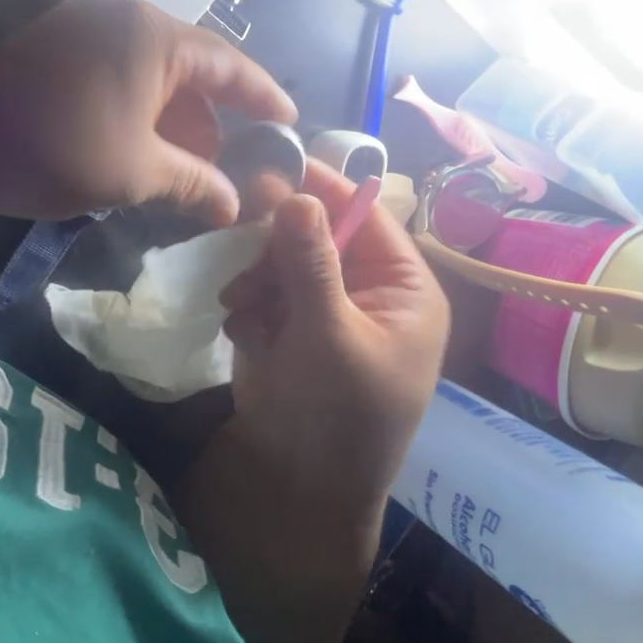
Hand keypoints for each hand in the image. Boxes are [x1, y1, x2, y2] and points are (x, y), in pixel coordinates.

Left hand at [0, 0, 295, 224]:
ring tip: (182, 163)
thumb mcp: (133, 174)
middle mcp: (122, 15)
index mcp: (152, 36)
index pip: (229, 64)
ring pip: (148, 69)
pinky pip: (113, 68)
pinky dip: (134, 103)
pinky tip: (138, 142)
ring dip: (169, 115)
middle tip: (226, 163)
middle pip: (188, 65)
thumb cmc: (54, 153)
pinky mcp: (54, 41)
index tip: (288, 125)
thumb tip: (234, 205)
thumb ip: (194, 182)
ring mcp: (83, 23)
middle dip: (209, 117)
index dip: (263, 97)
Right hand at [220, 161, 449, 514]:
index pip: (366, 216)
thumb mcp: (327, 334)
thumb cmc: (336, 411)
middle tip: (241, 250)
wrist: (298, 479)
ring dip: (254, 281)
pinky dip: (247, 308)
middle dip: (275, 248)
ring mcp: (322, 310)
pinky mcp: (286, 328)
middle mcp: (364, 291)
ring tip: (241, 308)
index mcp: (401, 289)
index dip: (323, 189)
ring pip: (277, 261)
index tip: (274, 163)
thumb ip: (309, 263)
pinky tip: (245, 335)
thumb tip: (297, 194)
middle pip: (314, 235)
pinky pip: (259, 292)